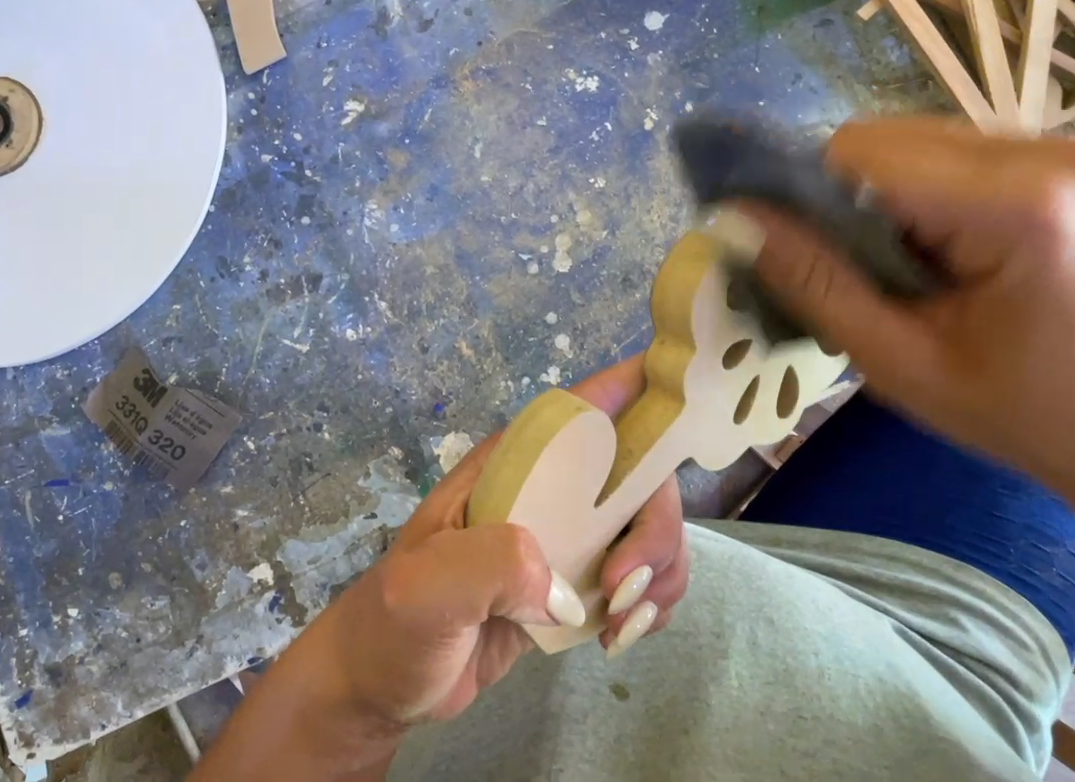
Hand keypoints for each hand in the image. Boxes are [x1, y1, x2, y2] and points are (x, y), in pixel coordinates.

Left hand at [195, 361, 690, 778]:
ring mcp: (563, 536)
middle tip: (622, 587)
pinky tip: (618, 635)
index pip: (578, 411)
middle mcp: (545, 491)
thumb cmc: (394, 624)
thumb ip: (488, 565)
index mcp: (508, 468)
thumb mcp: (425, 587)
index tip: (687, 397)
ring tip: (619, 623)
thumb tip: (559, 579)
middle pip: (638, 477)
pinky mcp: (574, 583)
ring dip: (657, 575)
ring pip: (648, 530)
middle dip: (654, 531)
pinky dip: (649, 604)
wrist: (386, 682)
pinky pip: (641, 578)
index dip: (635, 392)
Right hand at [738, 117, 1074, 490]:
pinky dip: (913, 191)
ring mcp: (1068, 148)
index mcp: (1026, 208)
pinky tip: (932, 247)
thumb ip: (812, 282)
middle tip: (853, 271)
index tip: (779, 246)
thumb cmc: (1021, 412)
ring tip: (898, 266)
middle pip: (884, 140)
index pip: (863, 158)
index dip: (802, 195)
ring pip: (908, 139)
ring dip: (876, 195)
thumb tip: (733, 217)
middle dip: (843, 199)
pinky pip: (944, 150)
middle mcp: (1056, 155)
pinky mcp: (1066, 155)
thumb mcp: (896, 362)